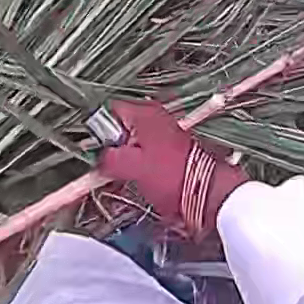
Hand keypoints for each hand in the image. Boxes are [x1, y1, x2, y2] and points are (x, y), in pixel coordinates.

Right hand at [97, 100, 248, 236]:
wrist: (207, 193)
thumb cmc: (173, 175)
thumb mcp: (132, 166)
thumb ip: (108, 158)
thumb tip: (98, 159)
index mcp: (144, 113)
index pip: (109, 110)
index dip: (98, 131)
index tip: (96, 150)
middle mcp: (154, 117)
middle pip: (119, 126)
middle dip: (112, 147)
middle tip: (111, 167)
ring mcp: (163, 132)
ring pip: (131, 141)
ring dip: (125, 159)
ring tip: (128, 177)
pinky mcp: (169, 148)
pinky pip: (144, 152)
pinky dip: (139, 164)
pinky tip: (141, 180)